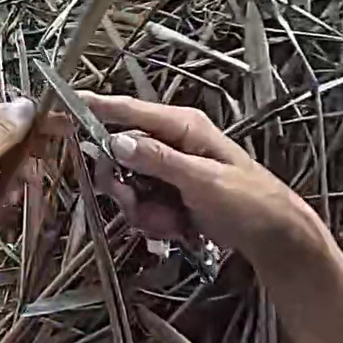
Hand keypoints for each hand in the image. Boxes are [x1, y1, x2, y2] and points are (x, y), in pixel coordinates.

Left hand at [0, 99, 37, 292]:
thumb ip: (2, 131)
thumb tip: (27, 105)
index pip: (4, 113)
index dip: (33, 117)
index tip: (64, 122)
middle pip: (9, 137)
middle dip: (31, 144)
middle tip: (56, 151)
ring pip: (9, 164)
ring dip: (23, 171)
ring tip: (33, 179)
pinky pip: (3, 190)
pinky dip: (12, 194)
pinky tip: (14, 200)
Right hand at [80, 93, 342, 273]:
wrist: (274, 237)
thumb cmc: (250, 201)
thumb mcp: (204, 180)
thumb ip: (158, 160)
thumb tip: (117, 141)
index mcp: (182, 127)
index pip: (130, 110)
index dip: (97, 107)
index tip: (68, 105)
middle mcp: (170, 142)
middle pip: (119, 153)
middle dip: (121, 183)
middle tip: (131, 201)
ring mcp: (167, 168)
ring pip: (126, 183)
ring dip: (139, 207)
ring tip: (168, 221)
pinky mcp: (167, 192)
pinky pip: (139, 202)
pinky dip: (151, 219)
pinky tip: (174, 227)